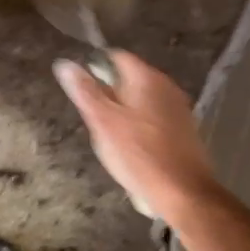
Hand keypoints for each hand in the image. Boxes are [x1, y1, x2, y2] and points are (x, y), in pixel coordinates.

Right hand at [53, 52, 218, 219]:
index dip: (96, 66)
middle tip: (94, 114)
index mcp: (146, 78)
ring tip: (110, 131)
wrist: (183, 193)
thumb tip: (64, 64)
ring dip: (124, 108)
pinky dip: (140, 122)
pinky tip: (132, 144)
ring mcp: (179, 108)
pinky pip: (155, 115)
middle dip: (109, 91)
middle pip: (130, 78)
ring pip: (142, 98)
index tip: (82, 86)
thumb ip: (84, 91)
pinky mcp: (185, 129)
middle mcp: (166, 86)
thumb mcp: (102, 121)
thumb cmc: (138, 154)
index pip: (116, 56)